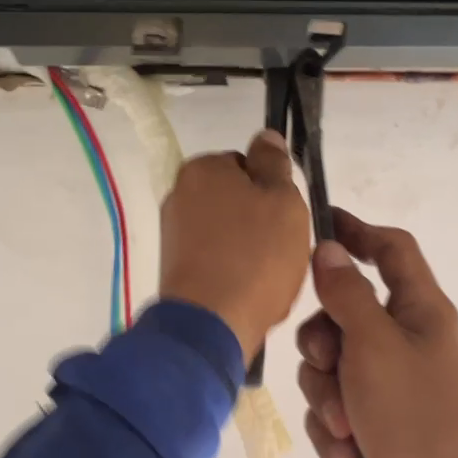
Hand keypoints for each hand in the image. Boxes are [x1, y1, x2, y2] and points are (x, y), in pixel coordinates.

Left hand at [160, 130, 310, 364]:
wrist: (211, 322)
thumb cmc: (255, 255)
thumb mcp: (282, 200)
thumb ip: (275, 163)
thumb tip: (266, 135)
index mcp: (202, 168)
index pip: (248, 165)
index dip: (273, 189)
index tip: (285, 216)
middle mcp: (179, 193)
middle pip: (237, 198)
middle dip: (261, 220)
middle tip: (281, 248)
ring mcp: (172, 232)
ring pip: (228, 231)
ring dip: (250, 248)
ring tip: (267, 275)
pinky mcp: (174, 267)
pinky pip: (214, 258)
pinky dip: (233, 269)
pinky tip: (249, 289)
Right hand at [296, 210, 457, 457]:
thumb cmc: (416, 417)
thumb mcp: (375, 347)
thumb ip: (346, 294)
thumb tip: (327, 247)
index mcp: (419, 312)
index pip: (391, 250)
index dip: (356, 232)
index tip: (316, 225)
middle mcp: (402, 340)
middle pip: (342, 311)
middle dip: (323, 342)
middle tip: (330, 364)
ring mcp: (387, 384)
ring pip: (329, 364)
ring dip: (327, 396)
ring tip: (347, 426)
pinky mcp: (371, 422)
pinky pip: (332, 405)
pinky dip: (334, 429)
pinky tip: (352, 453)